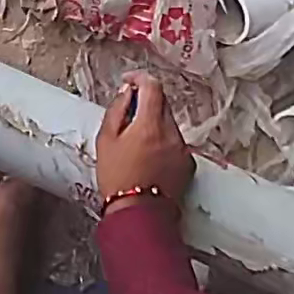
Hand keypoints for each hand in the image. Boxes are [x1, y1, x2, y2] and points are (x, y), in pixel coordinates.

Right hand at [96, 73, 193, 214]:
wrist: (138, 215)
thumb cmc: (117, 177)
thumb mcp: (106, 139)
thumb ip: (117, 109)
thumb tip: (127, 91)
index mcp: (151, 124)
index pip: (153, 86)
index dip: (139, 78)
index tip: (128, 81)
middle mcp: (172, 133)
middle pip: (162, 103)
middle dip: (145, 101)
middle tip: (127, 112)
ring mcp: (183, 149)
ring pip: (168, 122)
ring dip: (153, 121)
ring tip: (135, 139)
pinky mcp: (188, 164)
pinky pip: (174, 141)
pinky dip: (162, 140)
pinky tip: (148, 155)